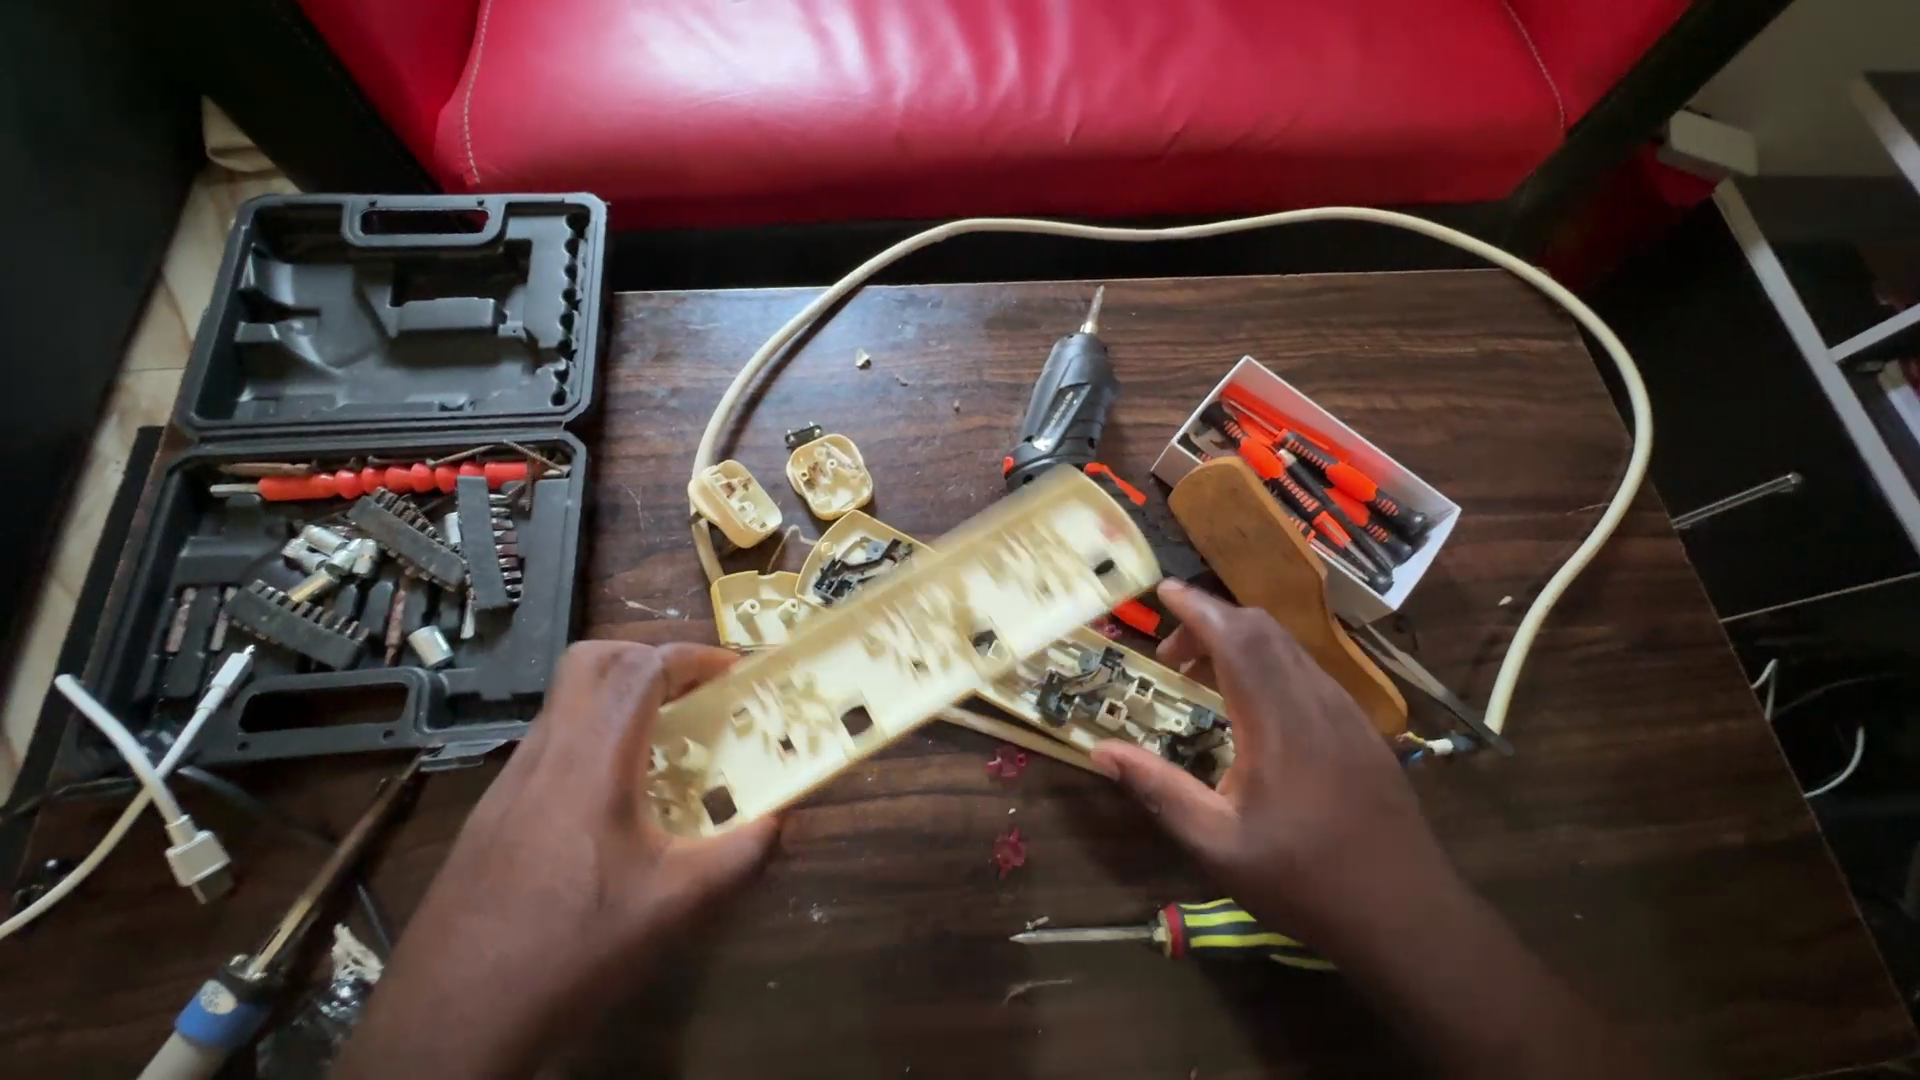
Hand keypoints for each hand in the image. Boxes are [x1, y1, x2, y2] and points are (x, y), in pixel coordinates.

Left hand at [335, 641, 778, 1078]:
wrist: (451, 1016)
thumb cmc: (571, 946)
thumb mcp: (673, 906)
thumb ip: (739, 855)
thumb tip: (783, 820)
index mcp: (593, 760)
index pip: (640, 668)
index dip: (692, 656)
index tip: (732, 674)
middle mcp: (547, 753)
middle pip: (590, 660)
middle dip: (648, 656)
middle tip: (692, 689)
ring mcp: (511, 779)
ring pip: (564, 700)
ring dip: (617, 695)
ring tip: (663, 738)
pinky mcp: (493, 810)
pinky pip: (550, 741)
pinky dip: (591, 734)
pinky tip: (613, 795)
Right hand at [1093, 584, 1634, 1077]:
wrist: (1407, 914)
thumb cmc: (1303, 879)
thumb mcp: (1217, 844)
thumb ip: (1159, 790)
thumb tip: (1101, 751)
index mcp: (1278, 721)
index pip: (1235, 637)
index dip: (1197, 607)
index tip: (1163, 590)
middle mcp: (1316, 701)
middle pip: (1262, 629)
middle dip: (1211, 621)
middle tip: (1171, 654)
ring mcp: (1346, 712)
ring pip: (1288, 646)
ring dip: (1240, 642)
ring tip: (1202, 677)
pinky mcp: (1362, 729)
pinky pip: (1308, 670)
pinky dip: (1268, 663)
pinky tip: (1252, 706)